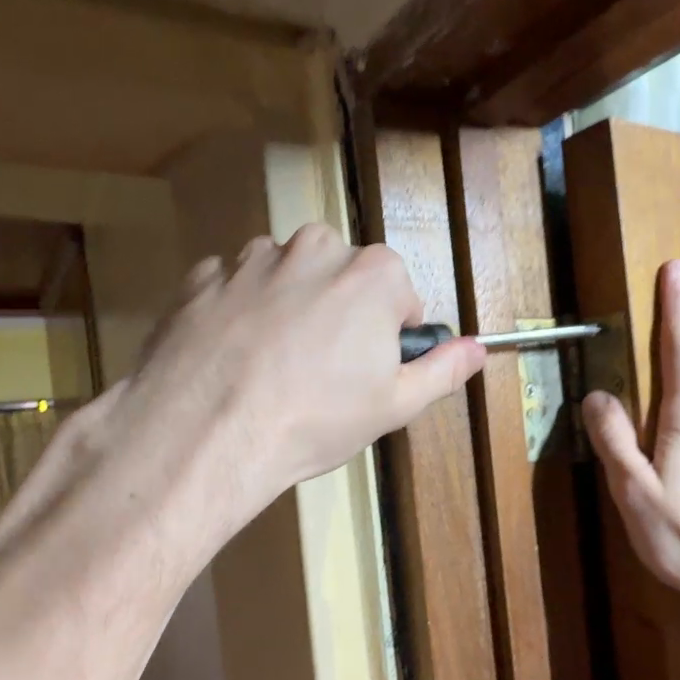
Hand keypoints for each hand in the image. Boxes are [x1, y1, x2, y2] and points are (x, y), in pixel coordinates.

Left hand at [114, 224, 485, 515]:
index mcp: (372, 273)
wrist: (205, 432)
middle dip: (338, 310)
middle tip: (323, 369)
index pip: (398, 292)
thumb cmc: (316, 419)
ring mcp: (251, 258)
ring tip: (272, 367)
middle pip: (341, 275)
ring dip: (288, 306)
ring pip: (285, 275)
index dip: (388, 333)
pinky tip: (231, 359)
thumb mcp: (396, 405)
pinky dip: (237, 313)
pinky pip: (233, 287)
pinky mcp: (201, 277)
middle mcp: (314, 247)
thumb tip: (478, 348)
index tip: (370, 370)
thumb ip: (443, 369)